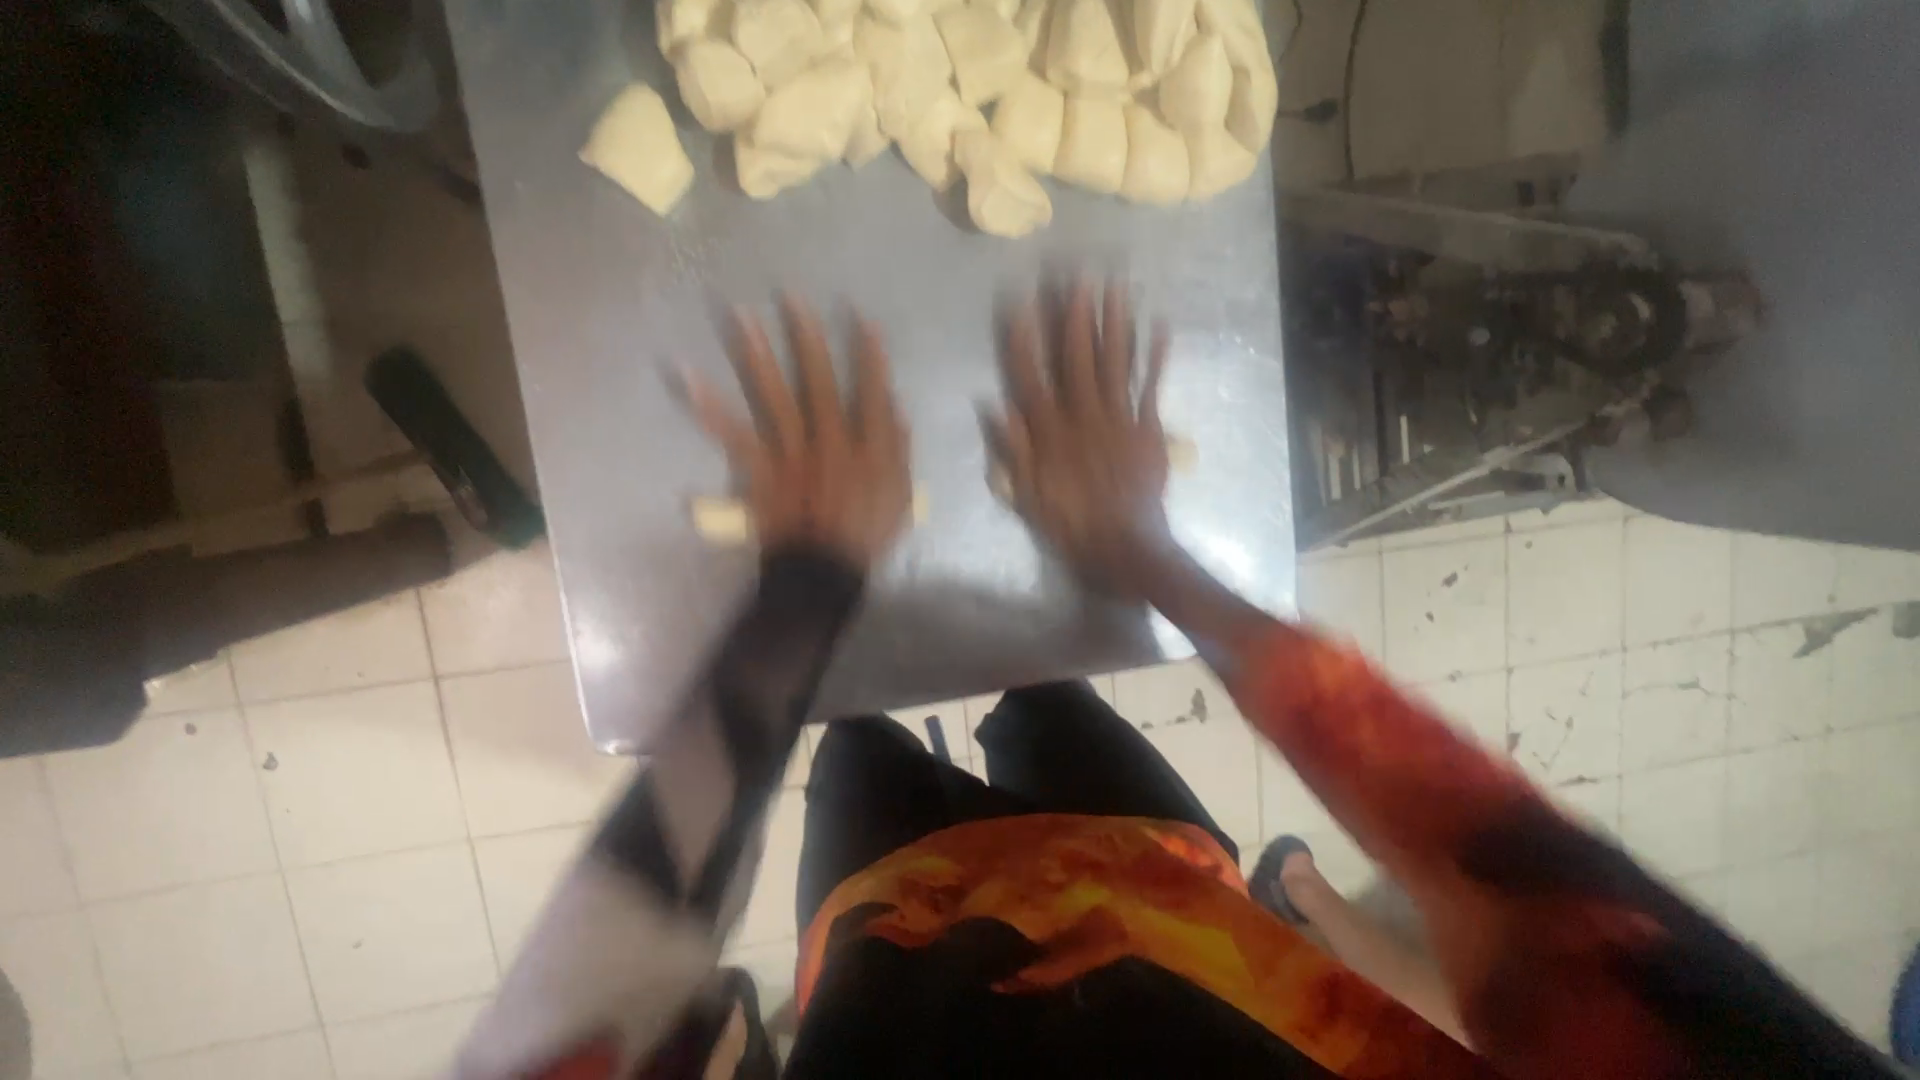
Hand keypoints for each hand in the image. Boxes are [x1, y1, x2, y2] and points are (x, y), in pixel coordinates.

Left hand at [685, 295, 911, 570]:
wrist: (824, 572)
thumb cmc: (866, 534)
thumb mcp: (902, 494)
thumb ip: (900, 447)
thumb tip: (894, 403)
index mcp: (867, 444)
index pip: (870, 387)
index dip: (867, 351)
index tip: (859, 316)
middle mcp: (829, 437)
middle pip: (817, 379)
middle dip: (805, 336)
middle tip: (789, 297)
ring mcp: (792, 451)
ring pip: (773, 395)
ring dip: (755, 354)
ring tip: (740, 317)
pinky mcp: (761, 468)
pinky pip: (732, 433)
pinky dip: (707, 406)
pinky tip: (686, 375)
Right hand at [990, 279, 1173, 597]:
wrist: (1123, 544)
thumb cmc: (1069, 523)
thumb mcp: (1027, 493)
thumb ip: (1013, 447)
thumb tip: (993, 403)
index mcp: (1050, 430)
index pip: (1030, 375)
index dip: (1023, 338)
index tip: (1018, 303)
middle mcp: (1083, 414)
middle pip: (1077, 357)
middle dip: (1075, 314)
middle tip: (1077, 275)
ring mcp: (1118, 417)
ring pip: (1115, 361)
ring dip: (1115, 321)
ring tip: (1115, 285)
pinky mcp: (1147, 427)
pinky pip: (1151, 385)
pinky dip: (1156, 355)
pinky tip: (1158, 324)